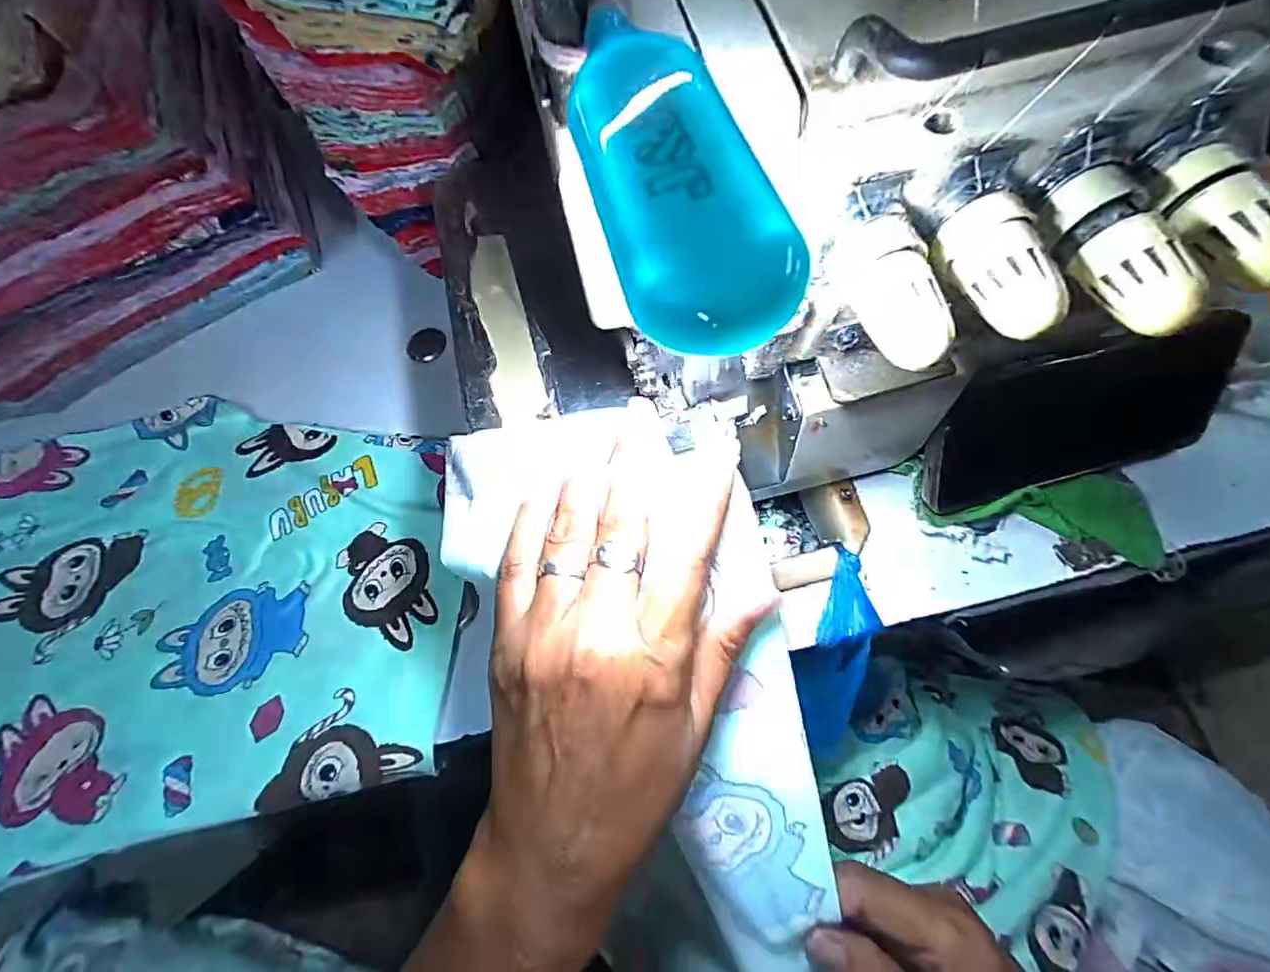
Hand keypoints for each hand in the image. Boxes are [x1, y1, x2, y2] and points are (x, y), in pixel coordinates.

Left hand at [407, 404, 769, 970]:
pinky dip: (530, 524)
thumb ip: (724, 651)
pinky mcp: (505, 642)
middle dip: (634, 472)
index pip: (687, 556)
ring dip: (584, 486)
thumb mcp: (696, 729)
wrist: (552, 840)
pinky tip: (542, 494)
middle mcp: (598, 633)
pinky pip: (516, 567)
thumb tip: (764, 592)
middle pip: (620, 532)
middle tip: (640, 429)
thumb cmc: (637, 790)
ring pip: (566, 539)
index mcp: (655, 657)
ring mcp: (543, 633)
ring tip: (597, 449)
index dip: (702, 496)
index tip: (712, 454)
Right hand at [806, 862, 1017, 971]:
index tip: (781, 915)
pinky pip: (891, 916)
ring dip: (844, 922)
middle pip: (862, 888)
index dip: (815, 894)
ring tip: (819, 947)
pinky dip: (867, 931)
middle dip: (827, 910)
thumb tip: (815, 933)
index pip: (857, 883)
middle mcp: (938, 900)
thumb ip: (871, 970)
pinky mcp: (944, 927)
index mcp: (938, 919)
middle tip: (794, 936)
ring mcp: (943, 910)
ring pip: (872, 900)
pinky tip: (853, 951)